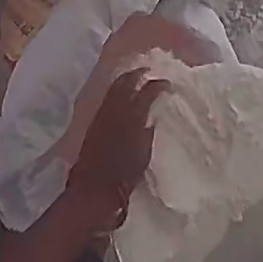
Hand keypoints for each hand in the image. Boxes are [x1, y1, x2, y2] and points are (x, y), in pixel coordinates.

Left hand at [63, 68, 167, 234]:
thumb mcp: (144, 151)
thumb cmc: (124, 175)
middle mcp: (115, 109)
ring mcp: (102, 113)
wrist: (94, 190)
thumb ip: (148, 130)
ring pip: (114, 86)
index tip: (169, 84)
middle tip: (149, 71)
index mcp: (132, 116)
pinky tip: (122, 94)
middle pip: (127, 81)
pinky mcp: (93, 121)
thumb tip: (152, 114)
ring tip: (136, 78)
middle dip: (139, 73)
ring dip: (126, 79)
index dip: (159, 85)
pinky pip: (107, 96)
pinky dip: (116, 90)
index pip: (148, 91)